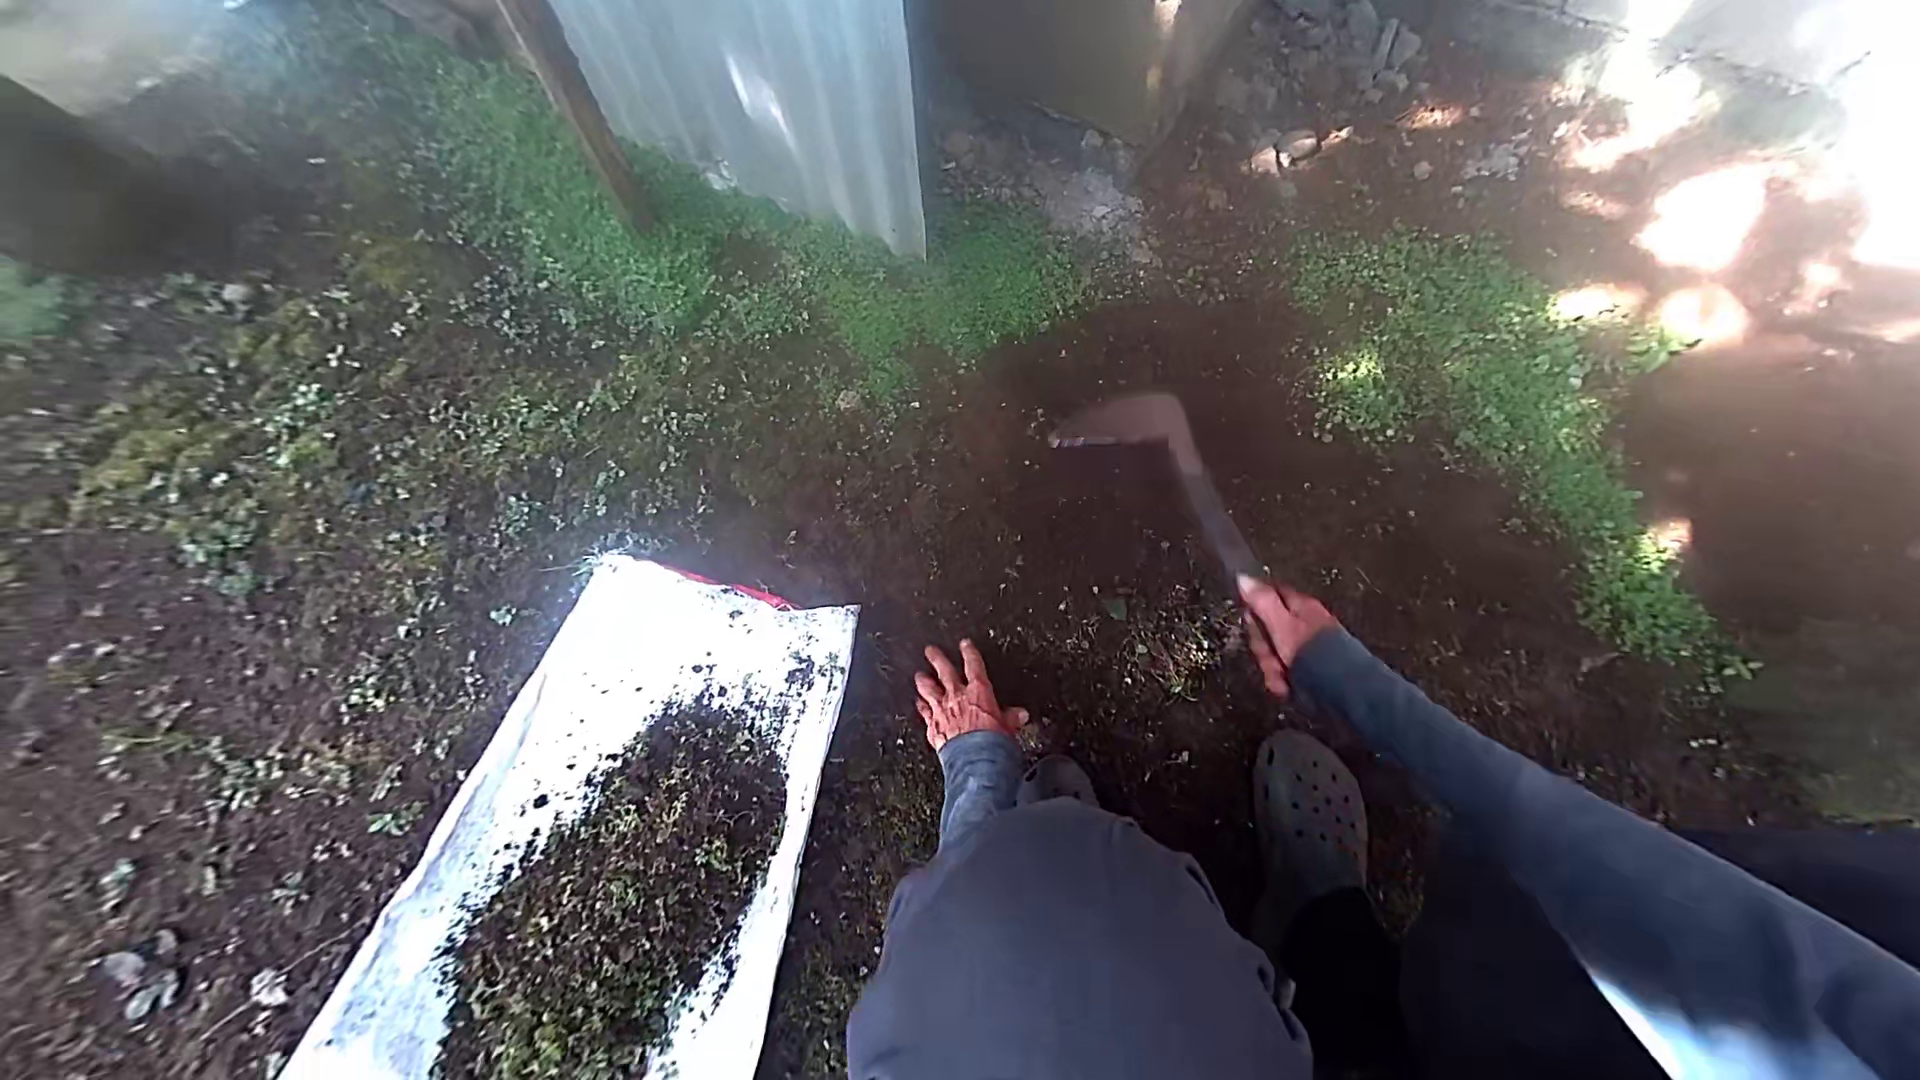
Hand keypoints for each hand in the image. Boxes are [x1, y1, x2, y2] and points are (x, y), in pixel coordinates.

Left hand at [914, 639, 1029, 751]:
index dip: (969, 652)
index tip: (964, 644)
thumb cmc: (993, 745)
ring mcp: (942, 711)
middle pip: (944, 671)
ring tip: (919, 675)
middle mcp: (957, 697)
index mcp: (978, 692)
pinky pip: (924, 712)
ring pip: (929, 689)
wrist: (976, 763)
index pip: (973, 665)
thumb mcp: (1009, 729)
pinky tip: (919, 704)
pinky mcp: (933, 727)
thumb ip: (1011, 719)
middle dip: (937, 659)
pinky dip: (921, 707)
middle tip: (930, 650)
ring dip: (924, 681)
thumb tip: (1020, 715)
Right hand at [1238, 575, 1341, 699]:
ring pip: (1272, 654)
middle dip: (1262, 647)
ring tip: (1283, 676)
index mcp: (1300, 607)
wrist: (1344, 691)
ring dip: (1271, 668)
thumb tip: (1243, 577)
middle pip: (1266, 630)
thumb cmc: (1314, 653)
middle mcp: (1304, 625)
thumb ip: (1262, 600)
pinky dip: (1281, 681)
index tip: (1250, 621)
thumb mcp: (1282, 623)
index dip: (1253, 609)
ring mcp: (1305, 648)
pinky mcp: (1307, 669)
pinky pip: (1282, 672)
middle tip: (1271, 655)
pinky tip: (1288, 685)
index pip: (1268, 596)